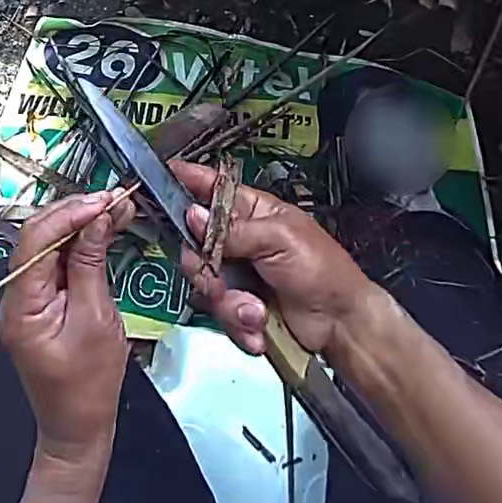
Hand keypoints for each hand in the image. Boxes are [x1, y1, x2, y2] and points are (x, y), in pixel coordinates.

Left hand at [0, 191, 136, 463]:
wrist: (79, 428)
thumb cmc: (88, 386)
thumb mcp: (96, 319)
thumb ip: (91, 264)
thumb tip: (98, 219)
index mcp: (20, 306)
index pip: (35, 241)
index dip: (70, 214)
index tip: (104, 201)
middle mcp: (16, 296)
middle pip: (39, 235)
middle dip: (77, 211)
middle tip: (115, 199)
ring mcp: (29, 296)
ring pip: (50, 242)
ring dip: (83, 222)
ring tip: (117, 208)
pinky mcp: (44, 298)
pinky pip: (60, 258)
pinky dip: (84, 240)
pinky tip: (106, 228)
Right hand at [172, 160, 379, 357]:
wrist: (340, 323)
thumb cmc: (322, 268)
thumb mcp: (280, 238)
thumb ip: (234, 229)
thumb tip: (194, 215)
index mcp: (252, 210)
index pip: (212, 187)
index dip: (186, 181)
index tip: (161, 179)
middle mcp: (239, 239)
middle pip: (195, 243)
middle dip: (205, 267)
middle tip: (218, 277)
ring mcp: (238, 273)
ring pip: (205, 283)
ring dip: (229, 302)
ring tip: (256, 310)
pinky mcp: (240, 305)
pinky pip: (220, 313)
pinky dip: (240, 324)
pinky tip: (261, 324)